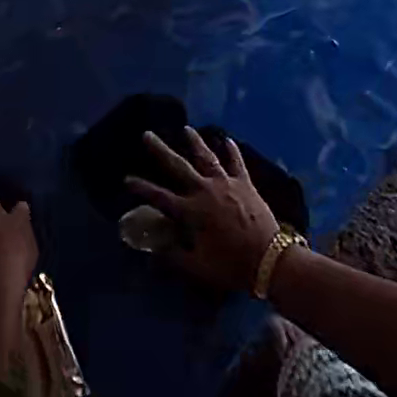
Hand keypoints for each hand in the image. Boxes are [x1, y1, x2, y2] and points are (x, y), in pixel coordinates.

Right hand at [128, 127, 281, 293]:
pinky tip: (227, 139)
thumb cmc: (232, 266)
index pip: (159, 197)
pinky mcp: (245, 184)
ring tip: (186, 129)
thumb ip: (174, 257)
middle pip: (178, 166)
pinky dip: (232, 151)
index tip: (127, 179)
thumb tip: (152, 252)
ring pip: (206, 158)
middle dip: (160, 150)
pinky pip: (237, 163)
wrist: (270, 260)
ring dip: (195, 142)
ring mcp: (226, 184)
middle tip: (147, 135)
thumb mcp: (199, 267)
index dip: (142, 188)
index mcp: (191, 211)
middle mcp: (205, 191)